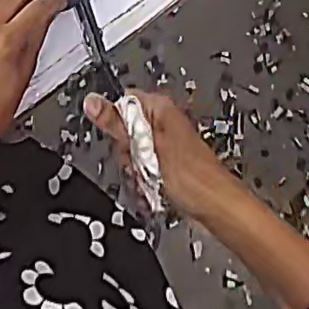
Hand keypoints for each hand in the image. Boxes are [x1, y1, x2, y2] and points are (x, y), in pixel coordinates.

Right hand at [84, 90, 239, 222]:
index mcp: (159, 107)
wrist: (216, 208)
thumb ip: (116, 123)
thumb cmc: (192, 176)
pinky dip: (145, 182)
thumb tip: (92, 100)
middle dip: (127, 154)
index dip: (117, 125)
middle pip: (125, 132)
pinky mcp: (168, 165)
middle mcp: (164, 122)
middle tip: (140, 164)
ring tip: (150, 180)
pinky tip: (154, 190)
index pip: (121, 104)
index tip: (124, 141)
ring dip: (136, 173)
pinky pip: (144, 171)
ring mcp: (166, 145)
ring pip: (133, 155)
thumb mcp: (145, 147)